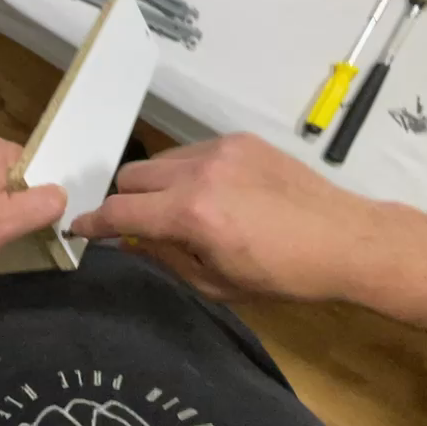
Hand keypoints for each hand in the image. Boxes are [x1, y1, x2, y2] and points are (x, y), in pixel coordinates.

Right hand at [69, 133, 388, 302]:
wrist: (348, 240)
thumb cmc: (283, 275)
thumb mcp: (215, 285)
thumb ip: (164, 257)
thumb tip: (132, 240)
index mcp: (191, 215)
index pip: (119, 213)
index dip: (92, 222)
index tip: (78, 228)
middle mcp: (198, 174)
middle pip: (129, 177)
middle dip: (126, 202)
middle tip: (142, 224)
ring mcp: (219, 151)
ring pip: (157, 162)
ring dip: (155, 185)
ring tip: (182, 207)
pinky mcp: (238, 140)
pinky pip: (190, 153)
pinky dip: (186, 173)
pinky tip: (215, 192)